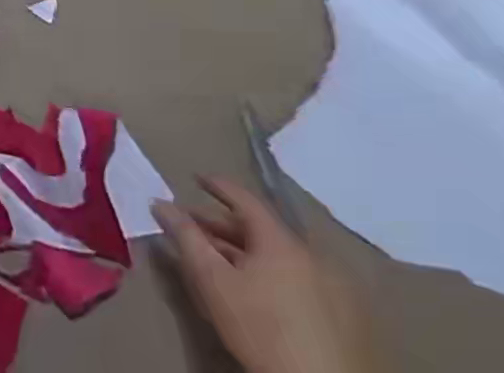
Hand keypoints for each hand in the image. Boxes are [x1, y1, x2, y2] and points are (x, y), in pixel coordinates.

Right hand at [152, 176, 382, 372]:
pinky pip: (296, 275)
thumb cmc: (259, 326)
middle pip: (261, 229)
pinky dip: (267, 269)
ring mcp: (333, 286)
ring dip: (243, 249)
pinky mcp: (343, 314)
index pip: (246, 200)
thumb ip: (185, 235)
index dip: (218, 186)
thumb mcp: (211, 279)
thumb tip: (161, 203)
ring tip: (214, 258)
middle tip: (192, 226)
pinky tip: (249, 285)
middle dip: (221, 224)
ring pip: (278, 254)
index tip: (195, 178)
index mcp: (282, 243)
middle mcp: (313, 257)